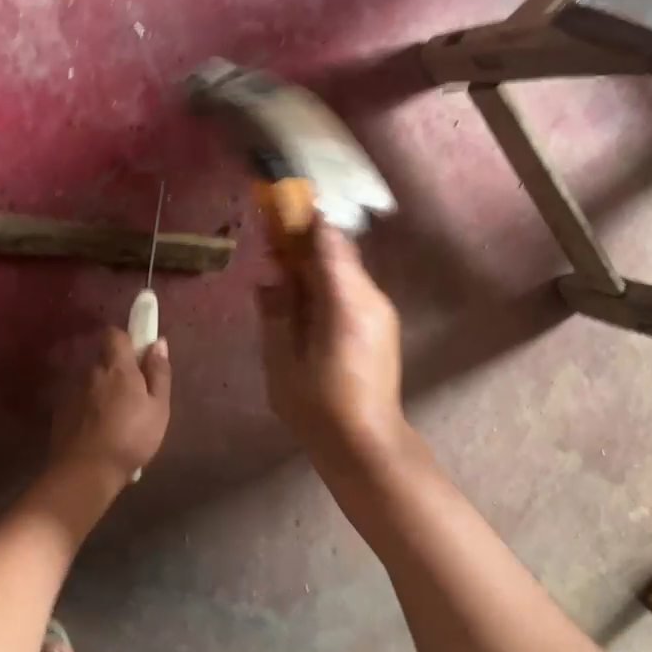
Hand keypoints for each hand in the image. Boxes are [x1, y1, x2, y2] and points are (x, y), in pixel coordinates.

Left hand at [50, 328, 171, 483]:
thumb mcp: (158, 408)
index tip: (138, 356)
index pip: (114, 334)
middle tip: (132, 394)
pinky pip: (79, 399)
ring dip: (101, 389)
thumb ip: (158, 372)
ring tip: (114, 417)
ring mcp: (72, 391)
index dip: (126, 340)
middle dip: (115, 368)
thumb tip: (158, 341)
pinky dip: (88, 407)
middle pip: (102, 358)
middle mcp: (91, 372)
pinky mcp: (61, 410)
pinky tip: (97, 429)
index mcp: (117, 367)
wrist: (86, 471)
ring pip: (90, 380)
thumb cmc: (131, 438)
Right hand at [258, 217, 416, 466]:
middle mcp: (370, 298)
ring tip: (282, 277)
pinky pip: (351, 290)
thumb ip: (277, 311)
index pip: (327, 242)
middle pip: (338, 252)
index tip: (277, 205)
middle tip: (271, 244)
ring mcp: (380, 312)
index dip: (301, 220)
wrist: (366, 445)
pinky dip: (327, 285)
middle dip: (304, 243)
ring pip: (345, 271)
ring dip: (315, 265)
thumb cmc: (318, 407)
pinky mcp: (381, 326)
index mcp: (346, 303)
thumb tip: (271, 276)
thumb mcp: (282, 361)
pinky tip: (304, 303)